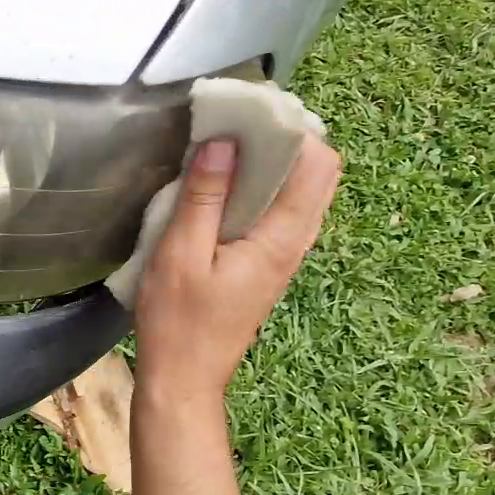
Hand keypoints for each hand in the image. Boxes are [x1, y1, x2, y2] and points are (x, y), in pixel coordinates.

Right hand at [135, 135, 342, 408]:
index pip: (317, 162)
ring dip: (272, 167)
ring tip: (227, 155)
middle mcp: (295, 243)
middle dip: (285, 141)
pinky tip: (221, 195)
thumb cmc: (177, 323)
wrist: (184, 378)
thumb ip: (202, 200)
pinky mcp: (266, 268)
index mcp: (281, 238)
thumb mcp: (180, 257)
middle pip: (317, 174)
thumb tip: (222, 143)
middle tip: (238, 129)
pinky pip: (278, 214)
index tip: (246, 115)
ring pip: (299, 194)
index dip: (290, 128)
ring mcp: (283, 258)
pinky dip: (260, 193)